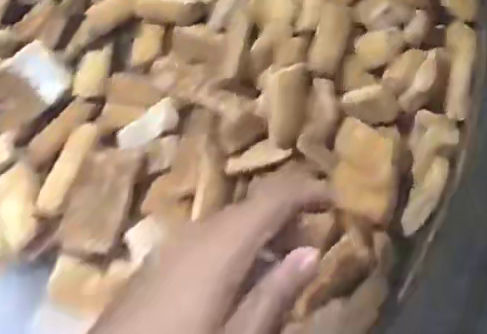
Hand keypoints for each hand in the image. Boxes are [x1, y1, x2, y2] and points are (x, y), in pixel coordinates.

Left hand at [94, 172, 328, 333]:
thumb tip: (311, 250)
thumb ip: (273, 295)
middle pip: (253, 206)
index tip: (340, 201)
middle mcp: (196, 233)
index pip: (277, 194)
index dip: (311, 191)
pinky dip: (231, 250)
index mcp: (222, 244)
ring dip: (259, 234)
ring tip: (281, 266)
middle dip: (288, 216)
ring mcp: (167, 251)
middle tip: (316, 241)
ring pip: (227, 224)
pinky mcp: (147, 274)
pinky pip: (203, 243)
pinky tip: (235, 286)